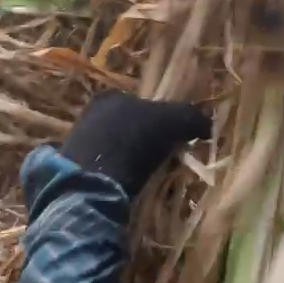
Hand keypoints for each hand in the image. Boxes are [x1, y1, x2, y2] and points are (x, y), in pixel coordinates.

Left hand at [59, 91, 210, 195]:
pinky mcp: (74, 168)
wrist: (94, 183)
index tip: (177, 137)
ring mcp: (79, 141)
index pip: (145, 103)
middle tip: (167, 157)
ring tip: (151, 175)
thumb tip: (209, 125)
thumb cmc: (135, 142)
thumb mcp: (174, 122)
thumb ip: (193, 117)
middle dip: (148, 140)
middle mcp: (91, 113)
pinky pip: (106, 167)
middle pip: (131, 125)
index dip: (164, 119)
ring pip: (119, 147)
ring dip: (135, 159)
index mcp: (111, 96)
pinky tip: (130, 186)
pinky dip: (120, 174)